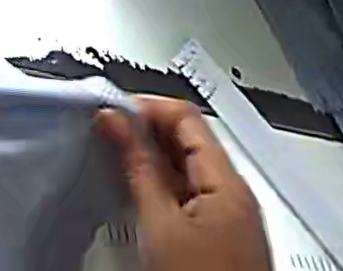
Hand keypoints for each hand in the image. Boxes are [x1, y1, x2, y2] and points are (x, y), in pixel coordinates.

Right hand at [97, 96, 270, 270]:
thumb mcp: (159, 222)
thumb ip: (136, 162)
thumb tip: (114, 118)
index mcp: (228, 184)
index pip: (185, 117)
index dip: (146, 108)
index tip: (112, 113)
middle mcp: (235, 194)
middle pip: (187, 136)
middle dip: (145, 129)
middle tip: (107, 132)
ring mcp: (229, 215)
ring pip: (186, 162)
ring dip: (149, 153)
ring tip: (116, 156)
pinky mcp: (220, 234)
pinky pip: (188, 187)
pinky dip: (160, 178)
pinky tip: (136, 187)